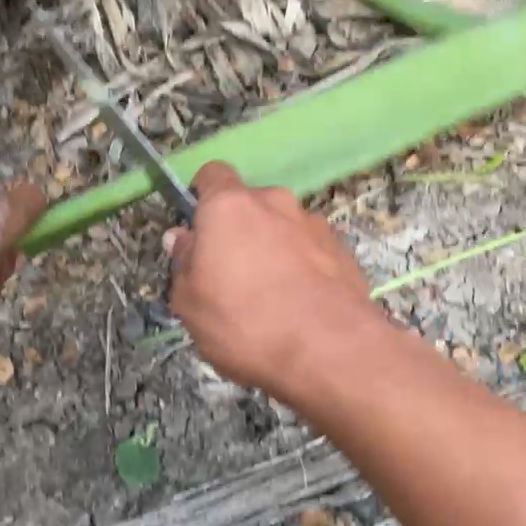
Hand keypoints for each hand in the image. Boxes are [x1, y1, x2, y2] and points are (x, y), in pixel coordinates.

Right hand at [165, 162, 381, 396]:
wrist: (330, 351)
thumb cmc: (246, 324)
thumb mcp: (190, 304)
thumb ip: (183, 264)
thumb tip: (182, 238)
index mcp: (230, 206)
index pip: (212, 175)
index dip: (202, 197)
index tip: (198, 229)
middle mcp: (275, 203)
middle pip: (250, 206)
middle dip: (239, 232)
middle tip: (231, 277)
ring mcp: (314, 225)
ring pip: (283, 229)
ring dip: (273, 251)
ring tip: (271, 298)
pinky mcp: (343, 251)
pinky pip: (311, 251)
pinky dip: (302, 269)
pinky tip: (300, 306)